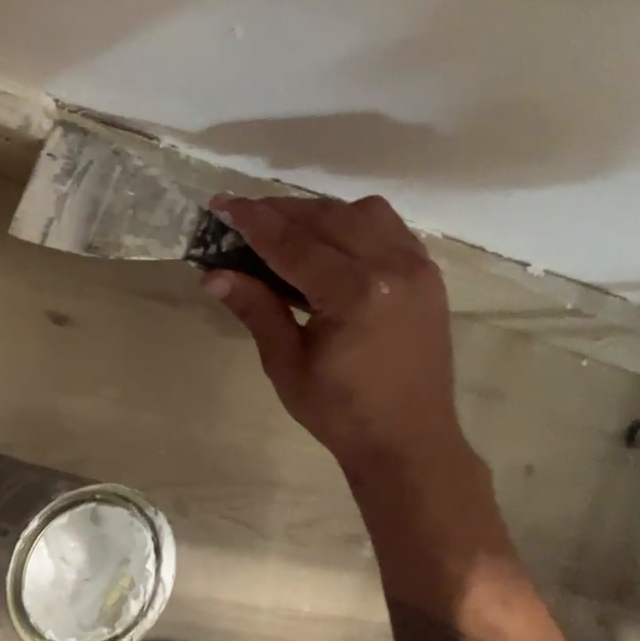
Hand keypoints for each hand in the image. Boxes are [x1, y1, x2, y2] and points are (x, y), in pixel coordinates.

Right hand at [202, 194, 471, 474]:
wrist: (407, 435)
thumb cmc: (337, 409)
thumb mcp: (284, 362)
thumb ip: (255, 309)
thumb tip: (213, 275)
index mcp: (355, 294)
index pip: (294, 244)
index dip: (253, 222)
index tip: (221, 205)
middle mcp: (393, 267)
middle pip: (328, 218)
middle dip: (279, 211)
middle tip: (238, 212)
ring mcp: (417, 266)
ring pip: (362, 214)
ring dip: (316, 213)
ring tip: (279, 226)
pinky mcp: (426, 273)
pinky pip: (387, 229)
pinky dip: (349, 224)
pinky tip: (323, 241)